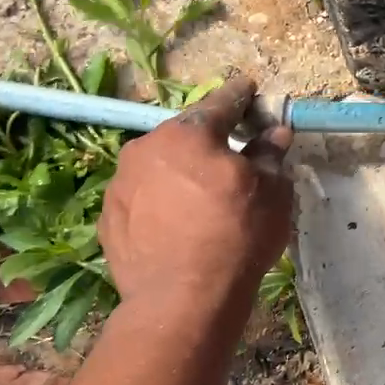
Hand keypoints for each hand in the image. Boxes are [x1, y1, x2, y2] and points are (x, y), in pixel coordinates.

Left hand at [100, 78, 294, 314]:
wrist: (182, 296)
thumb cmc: (238, 234)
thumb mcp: (273, 191)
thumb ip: (270, 156)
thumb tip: (274, 134)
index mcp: (188, 135)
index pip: (221, 104)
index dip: (241, 95)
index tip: (251, 88)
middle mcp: (146, 149)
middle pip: (186, 134)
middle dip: (211, 138)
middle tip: (236, 149)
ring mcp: (121, 183)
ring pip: (162, 164)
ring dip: (185, 169)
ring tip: (209, 191)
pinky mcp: (110, 216)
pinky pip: (146, 194)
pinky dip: (166, 197)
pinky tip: (186, 219)